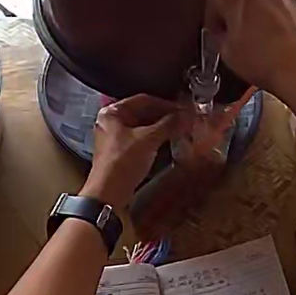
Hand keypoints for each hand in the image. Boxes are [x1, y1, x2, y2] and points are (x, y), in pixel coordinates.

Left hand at [83, 94, 176, 208]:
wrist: (108, 194)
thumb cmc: (121, 163)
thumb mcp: (148, 140)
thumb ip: (169, 124)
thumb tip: (187, 115)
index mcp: (112, 112)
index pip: (143, 99)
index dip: (165, 103)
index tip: (183, 108)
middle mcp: (111, 122)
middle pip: (143, 113)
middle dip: (165, 116)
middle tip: (185, 119)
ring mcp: (116, 139)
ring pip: (143, 127)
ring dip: (162, 128)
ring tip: (180, 129)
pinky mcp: (121, 154)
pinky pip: (141, 140)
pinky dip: (155, 139)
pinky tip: (169, 141)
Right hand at [205, 0, 295, 99]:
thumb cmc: (264, 60)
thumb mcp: (226, 51)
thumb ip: (220, 33)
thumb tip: (224, 32)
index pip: (215, 2)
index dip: (214, 21)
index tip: (216, 32)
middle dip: (237, 10)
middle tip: (236, 34)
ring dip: (258, 8)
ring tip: (259, 35)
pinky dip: (277, 11)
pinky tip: (276, 33)